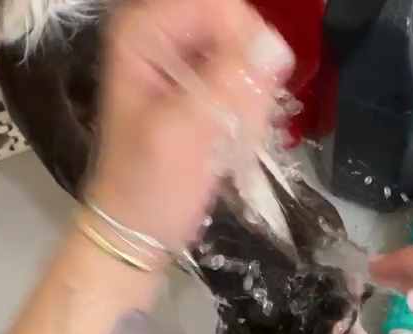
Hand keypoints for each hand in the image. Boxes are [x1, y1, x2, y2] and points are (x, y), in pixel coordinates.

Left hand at [87, 0, 292, 252]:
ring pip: (249, 64)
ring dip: (251, 108)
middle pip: (239, 33)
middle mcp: (163, 37)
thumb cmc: (150, 188)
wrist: (137, 232)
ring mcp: (184, 65)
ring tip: (230, 145)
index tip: (254, 94)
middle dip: (248, 83)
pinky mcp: (202, 92)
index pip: (220, 7)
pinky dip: (248, 120)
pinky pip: (246, 90)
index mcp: (144, 32)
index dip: (247, 46)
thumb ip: (227, 85)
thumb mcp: (185, 134)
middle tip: (236, 130)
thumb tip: (275, 45)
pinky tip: (233, 147)